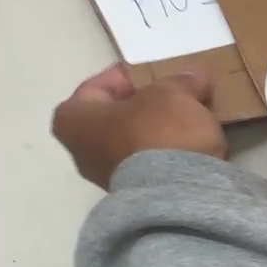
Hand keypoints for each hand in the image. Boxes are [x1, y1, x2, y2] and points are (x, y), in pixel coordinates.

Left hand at [51, 64, 226, 188]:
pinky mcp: (138, 194)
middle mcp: (79, 146)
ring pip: (133, 143)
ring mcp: (107, 175)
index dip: (133, 76)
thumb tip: (194, 74)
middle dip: (145, 108)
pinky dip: (167, 155)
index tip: (159, 73)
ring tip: (189, 128)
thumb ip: (181, 82)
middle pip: (116, 117)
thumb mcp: (174, 96)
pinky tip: (190, 151)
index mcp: (72, 115)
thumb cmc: (162, 133)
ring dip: (157, 133)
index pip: (101, 86)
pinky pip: (152, 165)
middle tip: (176, 101)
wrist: (180, 191)